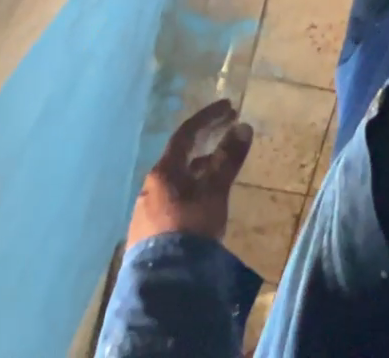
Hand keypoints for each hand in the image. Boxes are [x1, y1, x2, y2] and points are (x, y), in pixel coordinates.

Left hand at [127, 99, 253, 245]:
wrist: (163, 281)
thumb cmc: (191, 227)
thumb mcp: (215, 191)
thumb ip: (228, 159)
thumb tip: (242, 126)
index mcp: (164, 171)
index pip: (186, 134)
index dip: (208, 117)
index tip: (229, 106)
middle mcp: (150, 185)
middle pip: (180, 154)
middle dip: (205, 139)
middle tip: (228, 128)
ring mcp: (146, 209)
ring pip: (176, 177)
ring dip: (199, 165)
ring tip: (219, 165)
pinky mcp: (148, 231)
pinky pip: (172, 197)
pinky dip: (190, 186)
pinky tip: (201, 198)